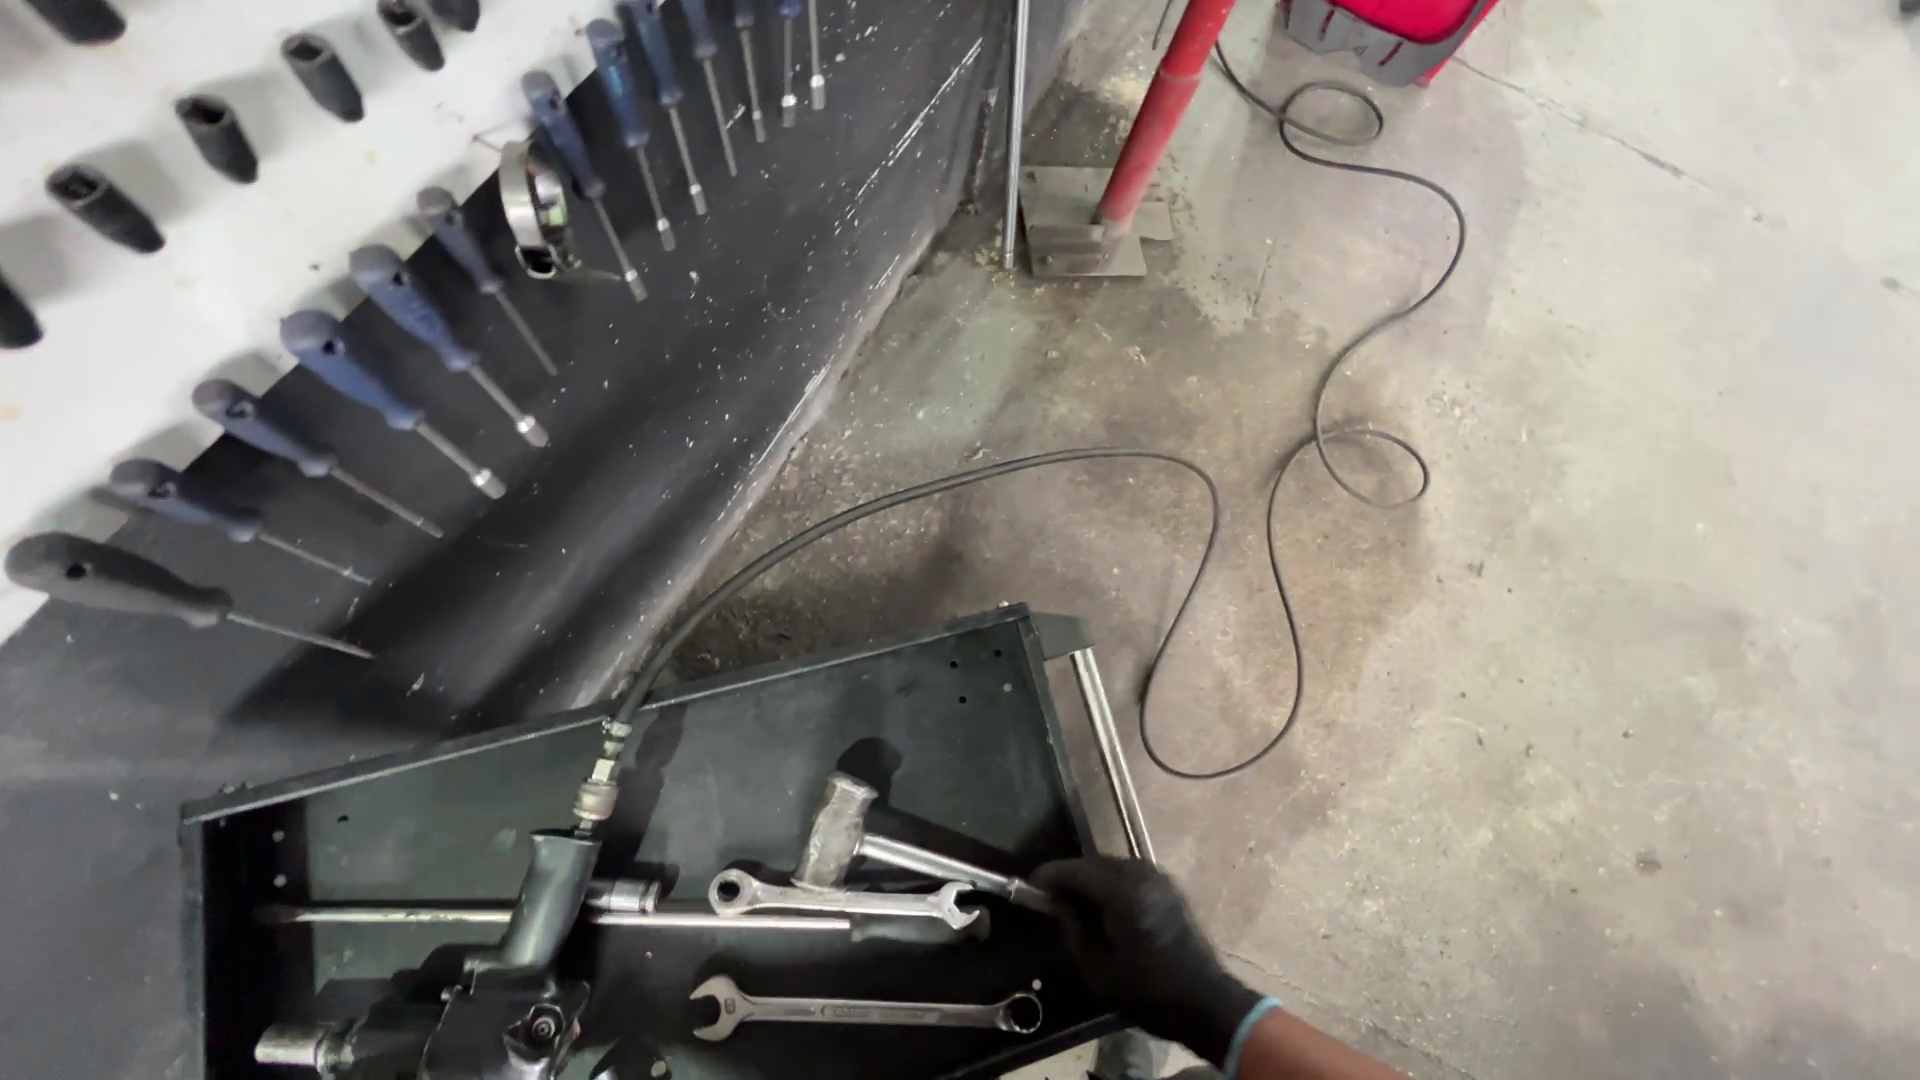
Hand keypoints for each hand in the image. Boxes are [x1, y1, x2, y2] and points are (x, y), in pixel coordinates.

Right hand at [1034, 856, 1262, 1066]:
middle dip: (1071, 876)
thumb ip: (1073, 930)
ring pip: (1114, 866)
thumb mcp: (1098, 970)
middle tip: (1052, 896)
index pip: (1076, 870)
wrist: (1206, 1003)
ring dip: (1092, 878)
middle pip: (1095, 863)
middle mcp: (1141, 875)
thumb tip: (1058, 904)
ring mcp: (1159, 879)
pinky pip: (1131, 874)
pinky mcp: (1170, 888)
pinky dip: (1112, 883)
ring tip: (1076, 901)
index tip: (1031, 885)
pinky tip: (1106, 905)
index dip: (1050, 875)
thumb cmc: (1149, 992)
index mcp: (1122, 892)